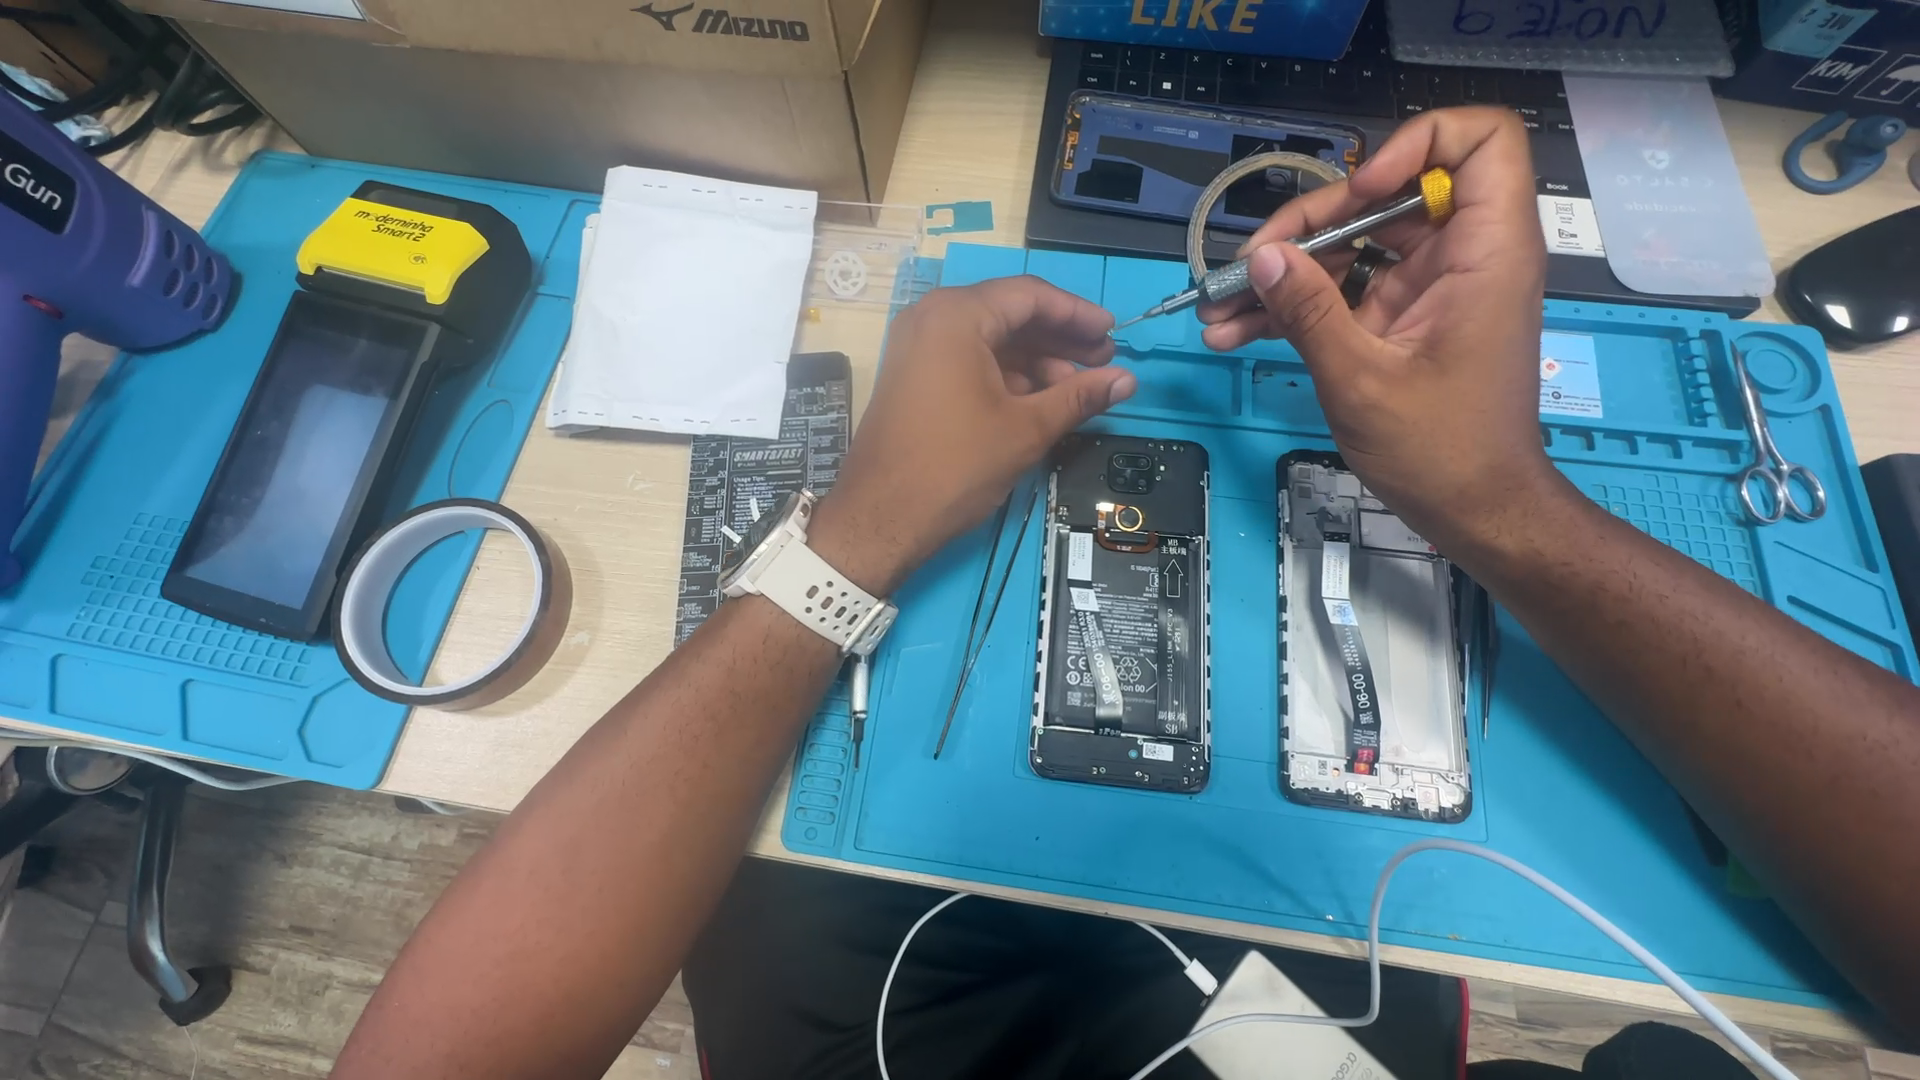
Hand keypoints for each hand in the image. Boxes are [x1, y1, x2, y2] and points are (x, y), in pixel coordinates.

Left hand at [809, 276, 1135, 593]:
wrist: (880, 517)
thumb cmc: (955, 466)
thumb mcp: (1026, 429)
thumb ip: (1079, 397)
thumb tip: (1128, 381)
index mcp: (957, 315)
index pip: (1030, 295)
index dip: (1077, 314)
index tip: (1113, 335)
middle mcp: (931, 318)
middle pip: (1009, 314)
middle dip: (1059, 339)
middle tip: (1103, 363)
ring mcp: (917, 348)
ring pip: (989, 341)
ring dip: (1036, 361)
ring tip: (1078, 390)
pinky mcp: (913, 377)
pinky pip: (967, 361)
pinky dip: (1005, 376)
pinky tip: (1039, 400)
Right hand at [1201, 106, 1568, 551]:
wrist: (1470, 508)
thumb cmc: (1436, 446)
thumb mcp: (1360, 377)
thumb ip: (1309, 310)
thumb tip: (1261, 257)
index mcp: (1481, 251)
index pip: (1477, 142)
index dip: (1413, 147)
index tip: (1352, 194)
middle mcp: (1456, 257)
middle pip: (1383, 199)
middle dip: (1306, 229)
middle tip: (1243, 268)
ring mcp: (1423, 290)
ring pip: (1350, 249)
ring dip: (1282, 276)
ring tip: (1219, 310)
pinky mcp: (1396, 322)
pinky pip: (1342, 294)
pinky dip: (1293, 310)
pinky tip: (1235, 334)